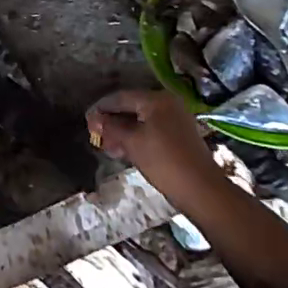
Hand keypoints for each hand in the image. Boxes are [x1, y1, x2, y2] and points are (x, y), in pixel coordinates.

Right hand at [86, 90, 224, 200]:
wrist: (201, 189)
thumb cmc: (163, 160)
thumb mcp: (130, 141)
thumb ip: (110, 126)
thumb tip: (94, 119)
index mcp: (156, 100)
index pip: (119, 98)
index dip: (100, 109)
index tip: (87, 123)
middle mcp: (167, 104)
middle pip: (130, 108)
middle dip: (111, 122)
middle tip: (96, 137)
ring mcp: (175, 119)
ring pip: (139, 120)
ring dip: (121, 132)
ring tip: (109, 147)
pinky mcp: (179, 135)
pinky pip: (150, 129)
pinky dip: (135, 137)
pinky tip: (124, 150)